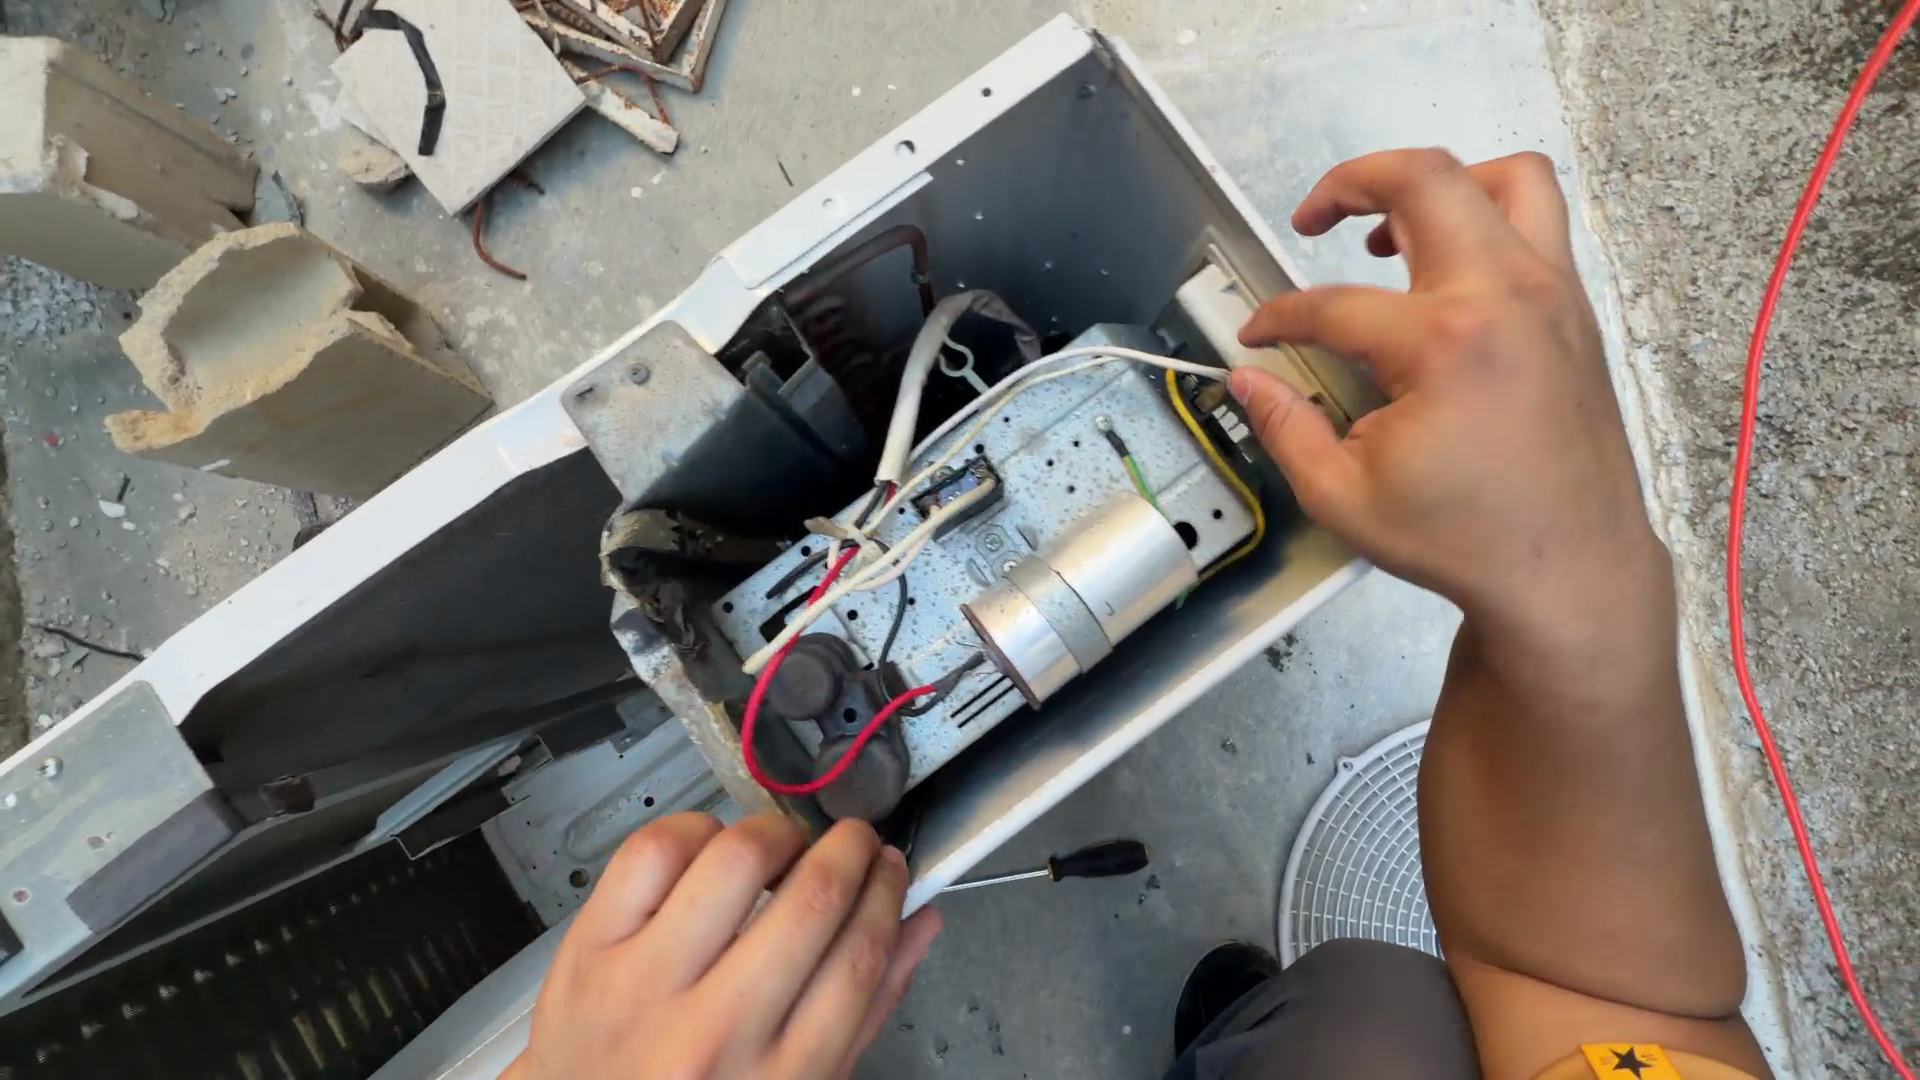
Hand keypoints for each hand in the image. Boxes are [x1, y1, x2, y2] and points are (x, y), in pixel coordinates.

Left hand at [507, 814, 940, 1079]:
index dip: (888, 892)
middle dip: (851, 848)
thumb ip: (867, 1005)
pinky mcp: (591, 945)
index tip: (890, 867)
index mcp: (778, 1079)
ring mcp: (645, 984)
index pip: (860, 955)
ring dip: (780, 832)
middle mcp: (714, 1033)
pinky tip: (711, 852)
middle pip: (812, 899)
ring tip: (784, 846)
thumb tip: (921, 919)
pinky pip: (657, 849)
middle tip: (853, 841)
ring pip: (738, 857)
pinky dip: (698, 829)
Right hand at [1234, 149, 1665, 639]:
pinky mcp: (1569, 315)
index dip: (1277, 319)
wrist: (1566, 568)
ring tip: (1385, 228)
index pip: (1330, 306)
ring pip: (1505, 179)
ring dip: (1435, 184)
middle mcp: (1506, 299)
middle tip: (1313, 214)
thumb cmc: (1463, 537)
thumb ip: (1283, 426)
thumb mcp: (1339, 493)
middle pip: (1426, 182)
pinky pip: (1535, 224)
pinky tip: (1438, 270)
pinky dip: (1480, 218)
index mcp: (1444, 345)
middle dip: (1353, 182)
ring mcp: (1550, 298)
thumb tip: (1248, 383)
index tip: (1257, 337)